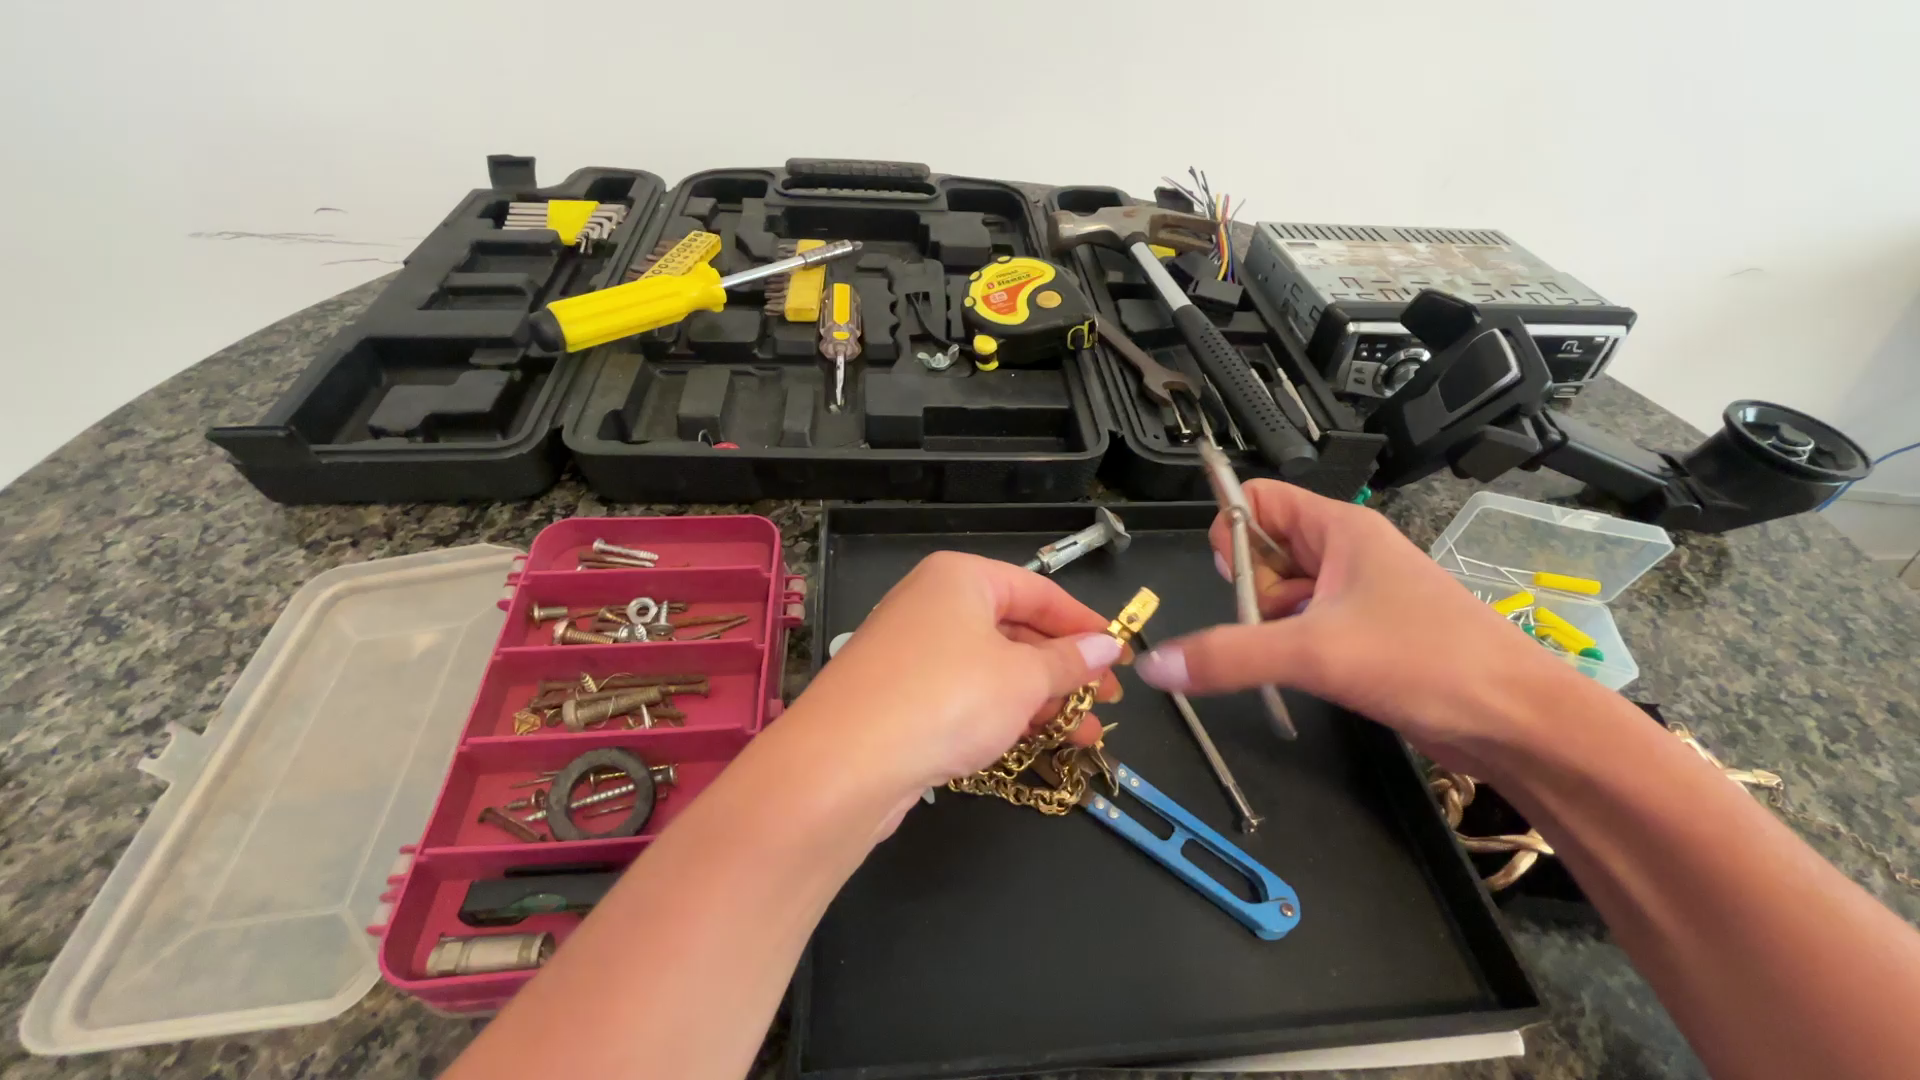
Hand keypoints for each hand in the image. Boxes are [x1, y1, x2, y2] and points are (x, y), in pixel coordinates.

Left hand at [795, 551, 1124, 801]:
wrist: (845, 764)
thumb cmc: (947, 698)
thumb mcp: (1023, 678)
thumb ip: (1069, 661)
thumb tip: (1105, 646)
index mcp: (960, 578)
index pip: (1038, 591)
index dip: (1083, 624)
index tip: (1119, 654)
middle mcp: (933, 605)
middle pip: (1015, 630)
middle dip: (1064, 670)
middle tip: (1105, 702)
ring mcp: (913, 652)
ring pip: (992, 669)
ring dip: (1040, 700)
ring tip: (1084, 734)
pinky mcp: (901, 697)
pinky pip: (965, 696)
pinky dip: (1002, 714)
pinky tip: (1036, 741)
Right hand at [1133, 480, 1571, 771]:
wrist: (1516, 723)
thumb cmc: (1426, 662)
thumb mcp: (1316, 653)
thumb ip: (1228, 657)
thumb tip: (1154, 666)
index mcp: (1339, 529)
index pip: (1256, 499)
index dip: (1231, 533)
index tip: (1237, 581)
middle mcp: (1344, 553)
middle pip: (1261, 548)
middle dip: (1249, 590)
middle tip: (1269, 627)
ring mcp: (1354, 595)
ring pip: (1280, 593)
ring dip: (1267, 624)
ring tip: (1290, 658)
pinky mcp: (1362, 634)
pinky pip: (1301, 626)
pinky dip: (1287, 647)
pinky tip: (1302, 675)